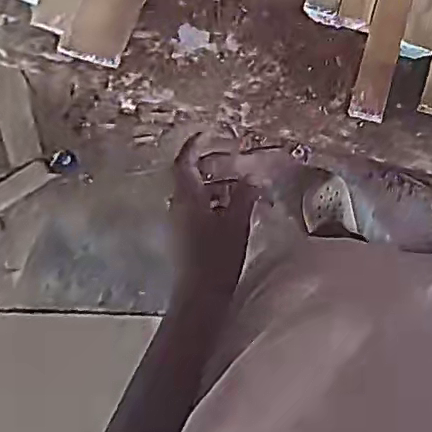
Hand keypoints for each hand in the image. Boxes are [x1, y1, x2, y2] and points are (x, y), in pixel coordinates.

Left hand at [170, 131, 255, 287]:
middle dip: (214, 166)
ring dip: (219, 186)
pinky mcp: (187, 239)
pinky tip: (238, 211)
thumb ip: (245, 195)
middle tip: (238, 161)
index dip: (196, 145)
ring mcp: (180, 224)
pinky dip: (218, 203)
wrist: (200, 298)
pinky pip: (201, 211)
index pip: (186, 162)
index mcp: (187, 197)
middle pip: (193, 177)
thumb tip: (253, 178)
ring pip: (198, 195)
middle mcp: (178, 207)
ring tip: (246, 188)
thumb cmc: (217, 256)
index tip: (210, 133)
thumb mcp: (236, 221)